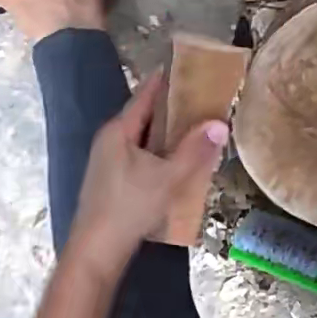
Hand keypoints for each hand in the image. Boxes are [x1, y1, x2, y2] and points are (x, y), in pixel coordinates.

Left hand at [65, 70, 229, 275]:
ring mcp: (108, 162)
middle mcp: (110, 141)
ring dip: (166, 133)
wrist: (96, 250)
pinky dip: (159, 152)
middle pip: (143, 116)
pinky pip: (139, 156)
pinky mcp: (112, 181)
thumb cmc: (128, 208)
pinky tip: (177, 162)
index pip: (144, 95)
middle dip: (171, 107)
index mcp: (118, 132)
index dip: (165, 80)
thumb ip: (194, 151)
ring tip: (195, 127)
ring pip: (142, 138)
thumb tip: (220, 123)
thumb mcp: (167, 178)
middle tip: (201, 98)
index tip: (186, 67)